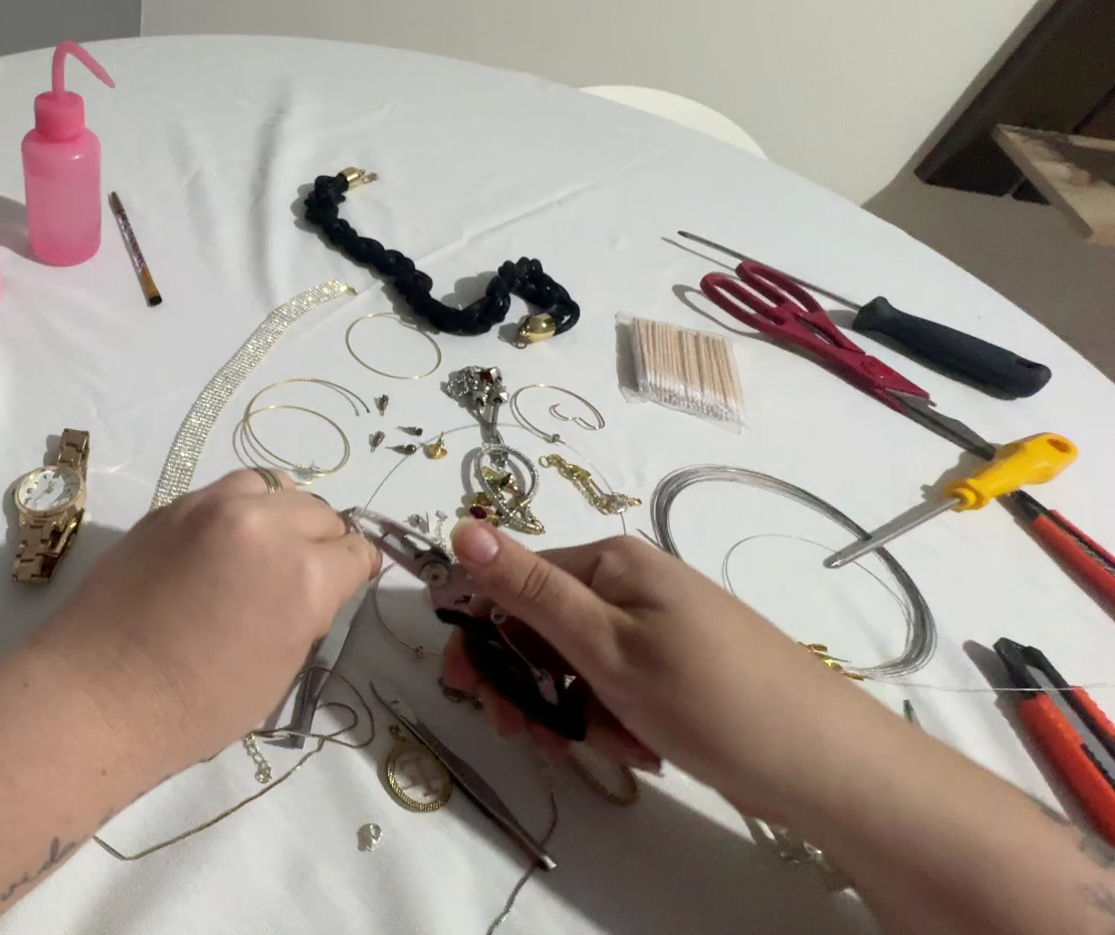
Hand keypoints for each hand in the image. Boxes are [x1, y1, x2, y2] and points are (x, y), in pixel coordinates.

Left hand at [33, 470, 378, 773]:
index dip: (352, 573)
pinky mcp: (173, 504)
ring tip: (264, 545)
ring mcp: (212, 506)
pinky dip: (240, 509)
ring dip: (281, 512)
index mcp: (304, 576)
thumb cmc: (197, 704)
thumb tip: (318, 581)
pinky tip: (222, 542)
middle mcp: (265, 526)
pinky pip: (226, 491)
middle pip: (320, 512)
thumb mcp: (279, 668)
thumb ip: (308, 611)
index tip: (340, 586)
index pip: (356, 552)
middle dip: (321, 541)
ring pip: (273, 486)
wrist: (100, 690)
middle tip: (300, 572)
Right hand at [445, 518, 895, 820]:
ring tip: (601, 746)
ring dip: (572, 706)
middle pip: (541, 625)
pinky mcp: (676, 662)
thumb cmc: (712, 702)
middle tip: (528, 734)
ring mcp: (656, 623)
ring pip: (575, 661)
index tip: (468, 689)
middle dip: (529, 682)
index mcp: (609, 561)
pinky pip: (615, 680)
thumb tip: (461, 527)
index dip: (483, 636)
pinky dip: (611, 714)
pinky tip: (637, 746)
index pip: (511, 583)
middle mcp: (629, 581)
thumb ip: (526, 588)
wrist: (843, 777)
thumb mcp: (604, 646)